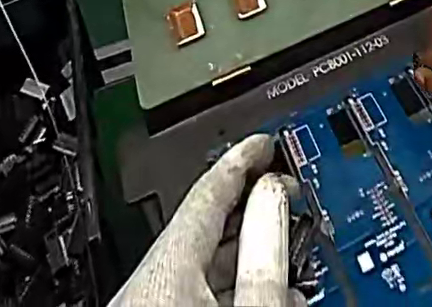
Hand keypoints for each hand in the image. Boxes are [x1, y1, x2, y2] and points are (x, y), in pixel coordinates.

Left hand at [108, 135, 303, 306]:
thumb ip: (264, 253)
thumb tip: (275, 195)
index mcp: (163, 269)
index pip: (209, 188)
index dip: (243, 156)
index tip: (265, 141)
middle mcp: (145, 284)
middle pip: (206, 223)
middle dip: (252, 204)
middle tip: (285, 188)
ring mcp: (145, 304)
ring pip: (200, 260)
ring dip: (246, 250)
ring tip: (286, 245)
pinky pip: (190, 290)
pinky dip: (229, 283)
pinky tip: (261, 291)